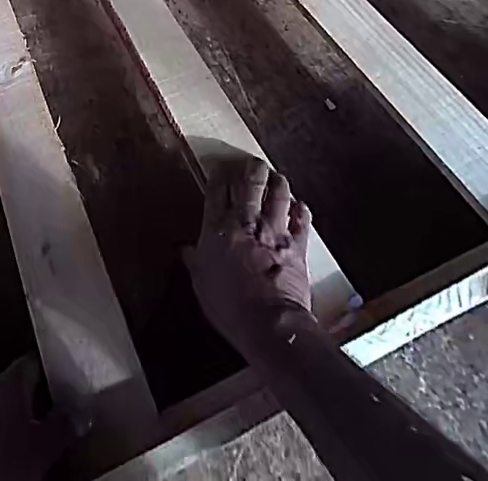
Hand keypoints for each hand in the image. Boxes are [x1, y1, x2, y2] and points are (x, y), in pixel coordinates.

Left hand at [0, 355, 86, 480]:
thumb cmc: (5, 462)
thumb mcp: (44, 446)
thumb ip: (65, 424)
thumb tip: (84, 412)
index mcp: (7, 381)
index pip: (35, 361)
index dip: (57, 366)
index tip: (76, 375)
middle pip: (25, 385)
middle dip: (48, 397)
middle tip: (73, 406)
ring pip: (14, 408)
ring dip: (34, 418)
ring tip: (56, 430)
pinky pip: (3, 425)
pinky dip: (18, 432)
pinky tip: (31, 448)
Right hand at [184, 156, 315, 359]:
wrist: (269, 324)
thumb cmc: (229, 306)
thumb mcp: (201, 284)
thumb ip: (194, 261)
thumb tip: (185, 249)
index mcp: (218, 228)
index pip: (216, 189)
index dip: (218, 174)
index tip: (219, 167)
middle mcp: (246, 221)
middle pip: (250, 182)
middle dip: (252, 168)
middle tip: (253, 163)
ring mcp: (274, 230)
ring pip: (279, 193)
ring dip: (278, 182)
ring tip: (277, 177)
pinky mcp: (296, 244)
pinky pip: (302, 219)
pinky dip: (301, 210)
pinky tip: (299, 206)